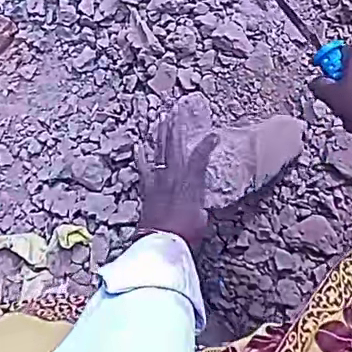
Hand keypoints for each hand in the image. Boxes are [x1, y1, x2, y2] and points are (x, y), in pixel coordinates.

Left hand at [136, 116, 218, 251]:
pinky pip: (143, 168)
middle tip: (177, 111)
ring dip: (160, 135)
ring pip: (159, 151)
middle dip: (177, 127)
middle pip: (175, 146)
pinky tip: (138, 145)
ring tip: (161, 119)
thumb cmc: (186, 232)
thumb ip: (200, 203)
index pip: (200, 157)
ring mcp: (158, 180)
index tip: (213, 135)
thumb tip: (198, 202)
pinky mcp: (147, 188)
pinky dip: (140, 157)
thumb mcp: (202, 216)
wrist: (161, 241)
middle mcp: (173, 176)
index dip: (207, 145)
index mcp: (190, 181)